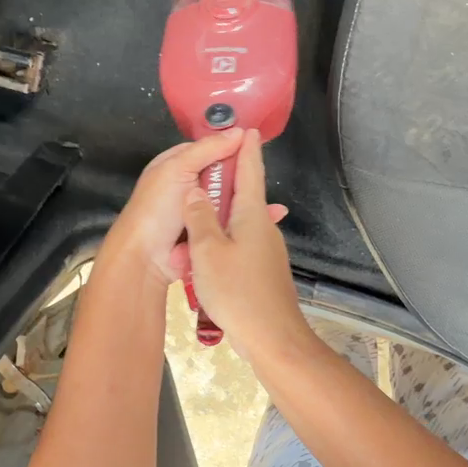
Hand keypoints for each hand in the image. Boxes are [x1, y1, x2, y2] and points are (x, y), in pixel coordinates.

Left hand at [101, 129, 285, 284]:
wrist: (145, 259)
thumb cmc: (156, 208)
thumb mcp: (177, 168)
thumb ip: (207, 149)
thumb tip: (239, 132)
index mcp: (177, 165)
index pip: (211, 150)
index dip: (232, 148)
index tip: (257, 148)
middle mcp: (190, 186)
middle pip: (225, 176)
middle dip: (245, 177)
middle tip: (267, 178)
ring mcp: (201, 212)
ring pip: (232, 200)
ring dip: (251, 200)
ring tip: (276, 203)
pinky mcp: (210, 233)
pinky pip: (233, 223)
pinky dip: (250, 221)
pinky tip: (273, 218)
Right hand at [179, 131, 308, 355]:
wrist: (273, 338)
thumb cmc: (238, 290)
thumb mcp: (208, 251)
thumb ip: (200, 217)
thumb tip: (195, 190)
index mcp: (251, 214)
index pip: (249, 171)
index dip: (246, 149)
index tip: (246, 128)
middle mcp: (263, 226)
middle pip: (244, 193)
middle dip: (228, 178)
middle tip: (208, 162)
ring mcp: (266, 249)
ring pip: (239, 220)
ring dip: (220, 212)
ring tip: (197, 208)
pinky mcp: (262, 269)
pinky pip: (239, 241)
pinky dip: (223, 236)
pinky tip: (207, 249)